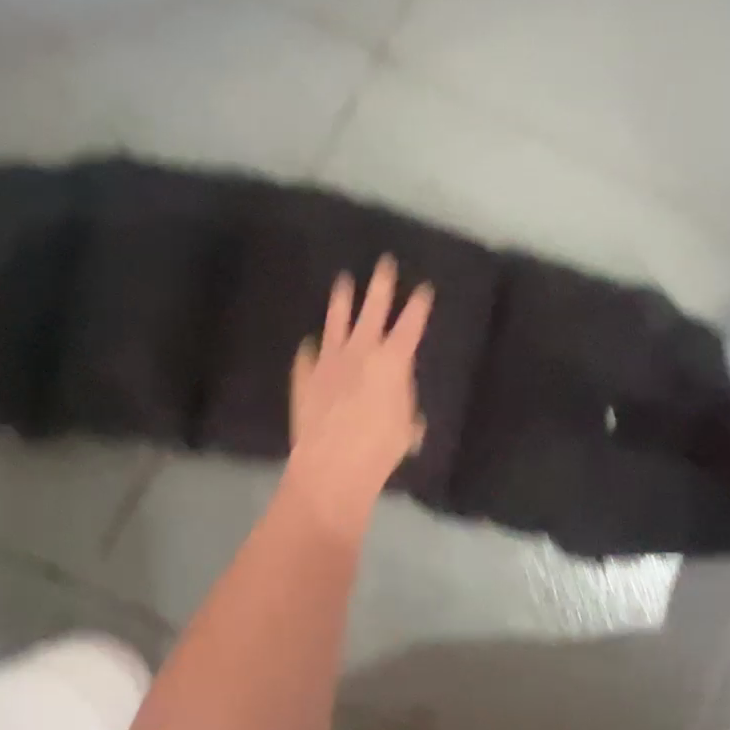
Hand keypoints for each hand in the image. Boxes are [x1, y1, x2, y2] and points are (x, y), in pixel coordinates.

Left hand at [284, 255, 433, 522]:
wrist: (331, 466)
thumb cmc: (380, 449)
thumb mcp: (405, 428)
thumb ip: (405, 407)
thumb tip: (402, 405)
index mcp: (393, 360)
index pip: (411, 323)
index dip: (419, 305)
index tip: (424, 288)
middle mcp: (361, 351)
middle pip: (373, 308)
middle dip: (381, 284)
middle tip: (384, 263)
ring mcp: (328, 360)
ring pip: (336, 322)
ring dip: (340, 301)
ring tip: (342, 282)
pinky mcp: (304, 376)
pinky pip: (308, 356)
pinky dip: (312, 351)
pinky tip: (310, 346)